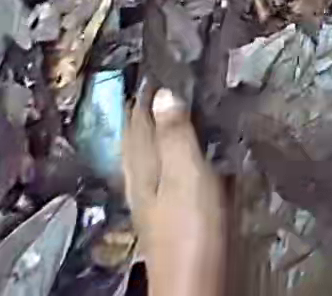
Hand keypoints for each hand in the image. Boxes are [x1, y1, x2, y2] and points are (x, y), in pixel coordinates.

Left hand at [124, 86, 222, 295]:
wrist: (194, 285)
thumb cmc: (190, 227)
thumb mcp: (185, 174)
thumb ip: (175, 135)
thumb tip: (162, 90)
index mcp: (142, 167)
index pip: (139, 119)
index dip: (146, 90)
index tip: (161, 59)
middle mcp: (142, 179)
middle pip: (138, 135)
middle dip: (146, 106)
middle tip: (164, 73)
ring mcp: (154, 197)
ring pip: (149, 150)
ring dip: (157, 124)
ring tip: (173, 100)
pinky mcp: (171, 209)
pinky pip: (166, 164)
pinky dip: (172, 145)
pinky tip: (185, 145)